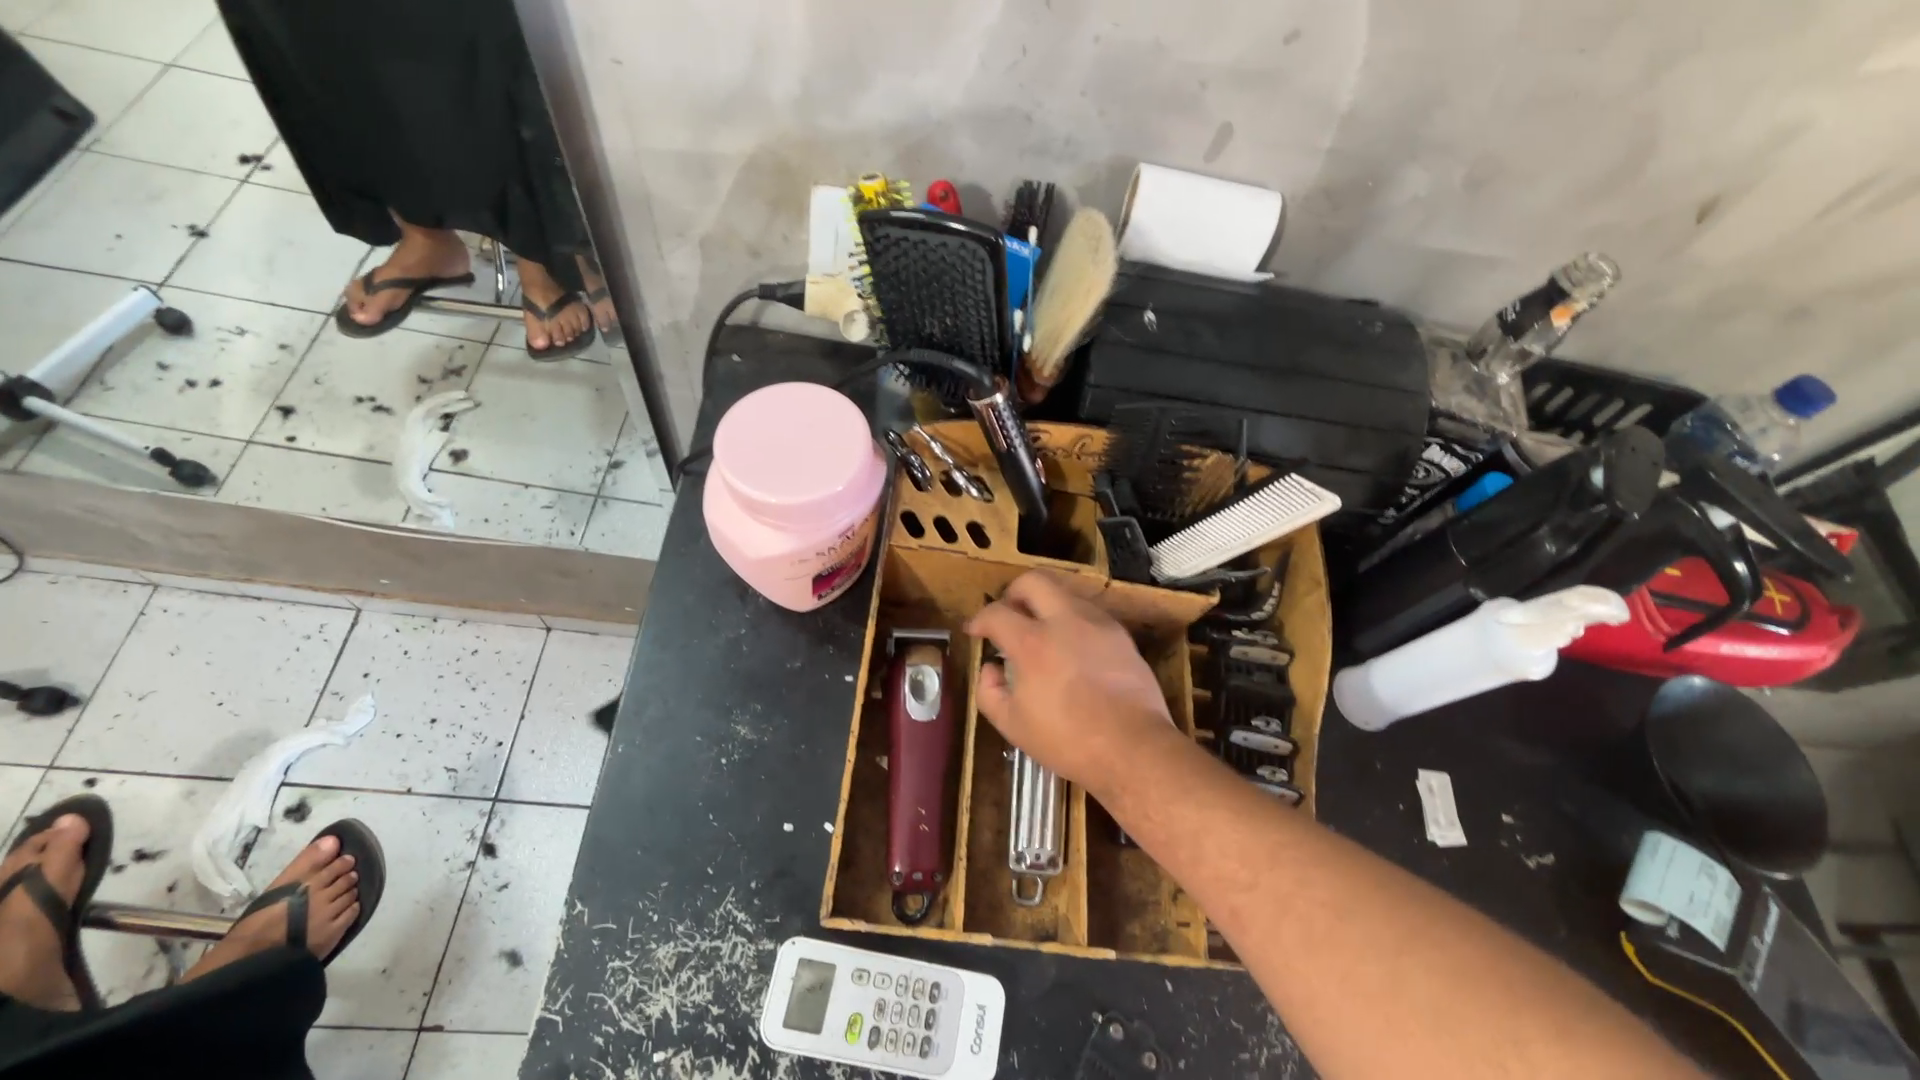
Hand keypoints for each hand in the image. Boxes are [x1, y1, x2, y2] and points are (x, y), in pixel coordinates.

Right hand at [966, 569, 1182, 794]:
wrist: (1133, 748)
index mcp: (1033, 644)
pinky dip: (1072, 621)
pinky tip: (1071, 647)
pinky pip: (1090, 614)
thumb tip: (990, 667)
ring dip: (1046, 605)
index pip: (996, 613)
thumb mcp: (1013, 725)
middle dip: (1013, 592)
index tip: (975, 631)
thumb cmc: (1067, 741)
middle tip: (1008, 614)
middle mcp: (1065, 622)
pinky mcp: (1121, 635)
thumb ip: (989, 691)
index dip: (979, 619)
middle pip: (1034, 581)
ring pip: (1065, 593)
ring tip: (1041, 632)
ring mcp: (1098, 625)